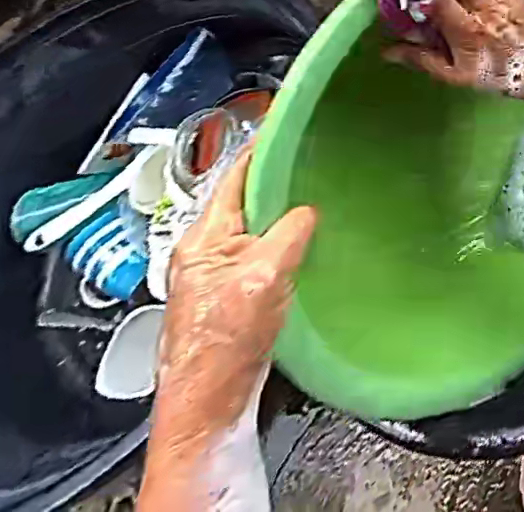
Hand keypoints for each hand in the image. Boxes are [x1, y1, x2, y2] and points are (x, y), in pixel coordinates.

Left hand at [153, 148, 315, 439]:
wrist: (214, 399)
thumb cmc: (226, 343)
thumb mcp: (265, 274)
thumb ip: (290, 230)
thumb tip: (308, 210)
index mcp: (203, 238)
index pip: (234, 176)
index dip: (262, 148)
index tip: (289, 124)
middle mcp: (208, 248)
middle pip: (248, 197)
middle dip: (280, 176)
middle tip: (318, 156)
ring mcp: (223, 269)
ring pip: (260, 221)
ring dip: (287, 206)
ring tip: (320, 190)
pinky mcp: (240, 287)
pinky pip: (268, 244)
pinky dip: (290, 232)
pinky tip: (314, 234)